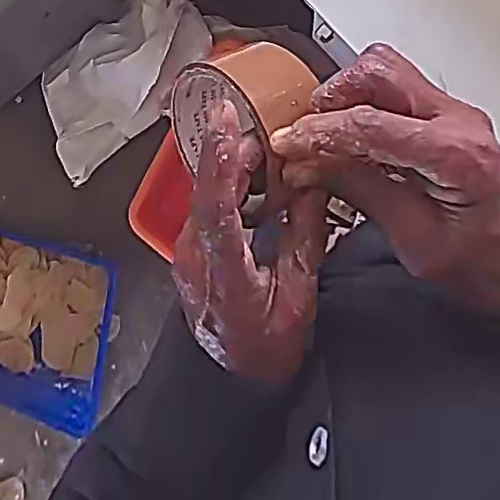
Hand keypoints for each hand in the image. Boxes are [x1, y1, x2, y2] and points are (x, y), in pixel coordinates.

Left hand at [174, 100, 330, 384]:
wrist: (224, 380)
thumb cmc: (264, 349)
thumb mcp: (298, 300)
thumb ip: (304, 239)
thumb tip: (310, 186)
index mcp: (225, 273)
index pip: (216, 206)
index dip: (221, 158)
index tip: (226, 119)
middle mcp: (196, 254)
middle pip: (210, 187)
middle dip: (237, 153)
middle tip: (270, 135)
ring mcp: (189, 248)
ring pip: (208, 190)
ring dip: (237, 167)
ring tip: (271, 159)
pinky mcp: (193, 243)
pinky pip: (211, 201)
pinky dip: (234, 184)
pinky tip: (261, 185)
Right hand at [270, 44, 499, 318]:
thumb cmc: (473, 262)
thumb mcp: (410, 238)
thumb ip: (358, 188)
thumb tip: (307, 161)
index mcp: (459, 156)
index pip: (374, 123)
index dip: (322, 130)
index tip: (290, 141)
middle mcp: (460, 120)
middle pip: (381, 72)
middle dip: (333, 97)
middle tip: (308, 133)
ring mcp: (451, 109)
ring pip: (386, 68)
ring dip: (346, 93)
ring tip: (327, 132)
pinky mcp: (440, 109)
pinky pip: (392, 84)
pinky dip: (360, 99)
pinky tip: (349, 132)